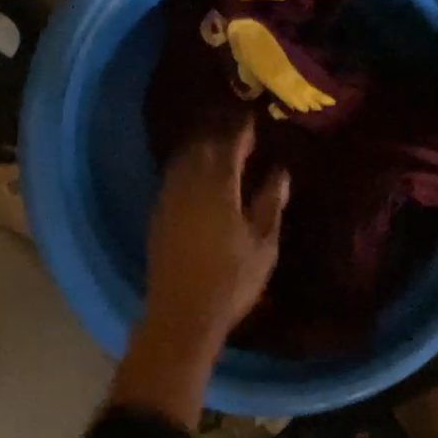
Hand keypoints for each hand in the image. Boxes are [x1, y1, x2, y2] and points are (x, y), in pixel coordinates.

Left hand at [110, 117, 288, 429]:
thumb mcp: (264, 244)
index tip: (254, 121)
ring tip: (219, 150)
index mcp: (218, 187)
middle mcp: (188, 186)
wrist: (181, 316)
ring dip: (201, 150)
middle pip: (202, 147)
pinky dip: (187, 169)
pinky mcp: (158, 216)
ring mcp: (168, 200)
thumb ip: (271, 203)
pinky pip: (173, 179)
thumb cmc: (231, 281)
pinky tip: (198, 178)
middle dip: (220, 136)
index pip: (230, 146)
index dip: (242, 131)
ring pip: (183, 161)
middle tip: (239, 133)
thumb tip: (279, 172)